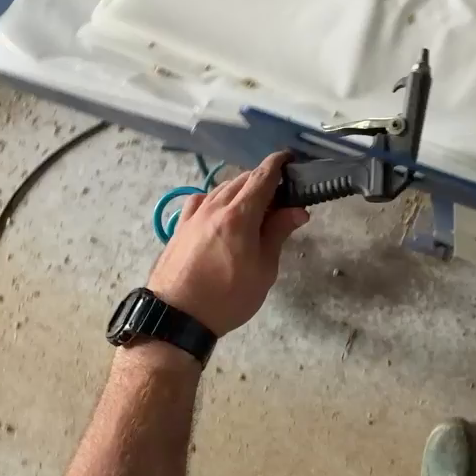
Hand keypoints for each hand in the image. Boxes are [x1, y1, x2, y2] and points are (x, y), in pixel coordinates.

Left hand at [147, 153, 309, 335]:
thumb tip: (298, 210)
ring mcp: (194, 214)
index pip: (263, 177)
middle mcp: (215, 206)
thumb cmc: (227, 297)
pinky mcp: (180, 226)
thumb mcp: (263, 270)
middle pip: (242, 180)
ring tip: (255, 204)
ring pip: (221, 188)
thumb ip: (278, 234)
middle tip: (281, 194)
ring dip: (241, 189)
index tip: (290, 159)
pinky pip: (202, 200)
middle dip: (263, 180)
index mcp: (240, 214)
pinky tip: (221, 210)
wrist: (176, 316)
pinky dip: (217, 198)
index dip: (278, 164)